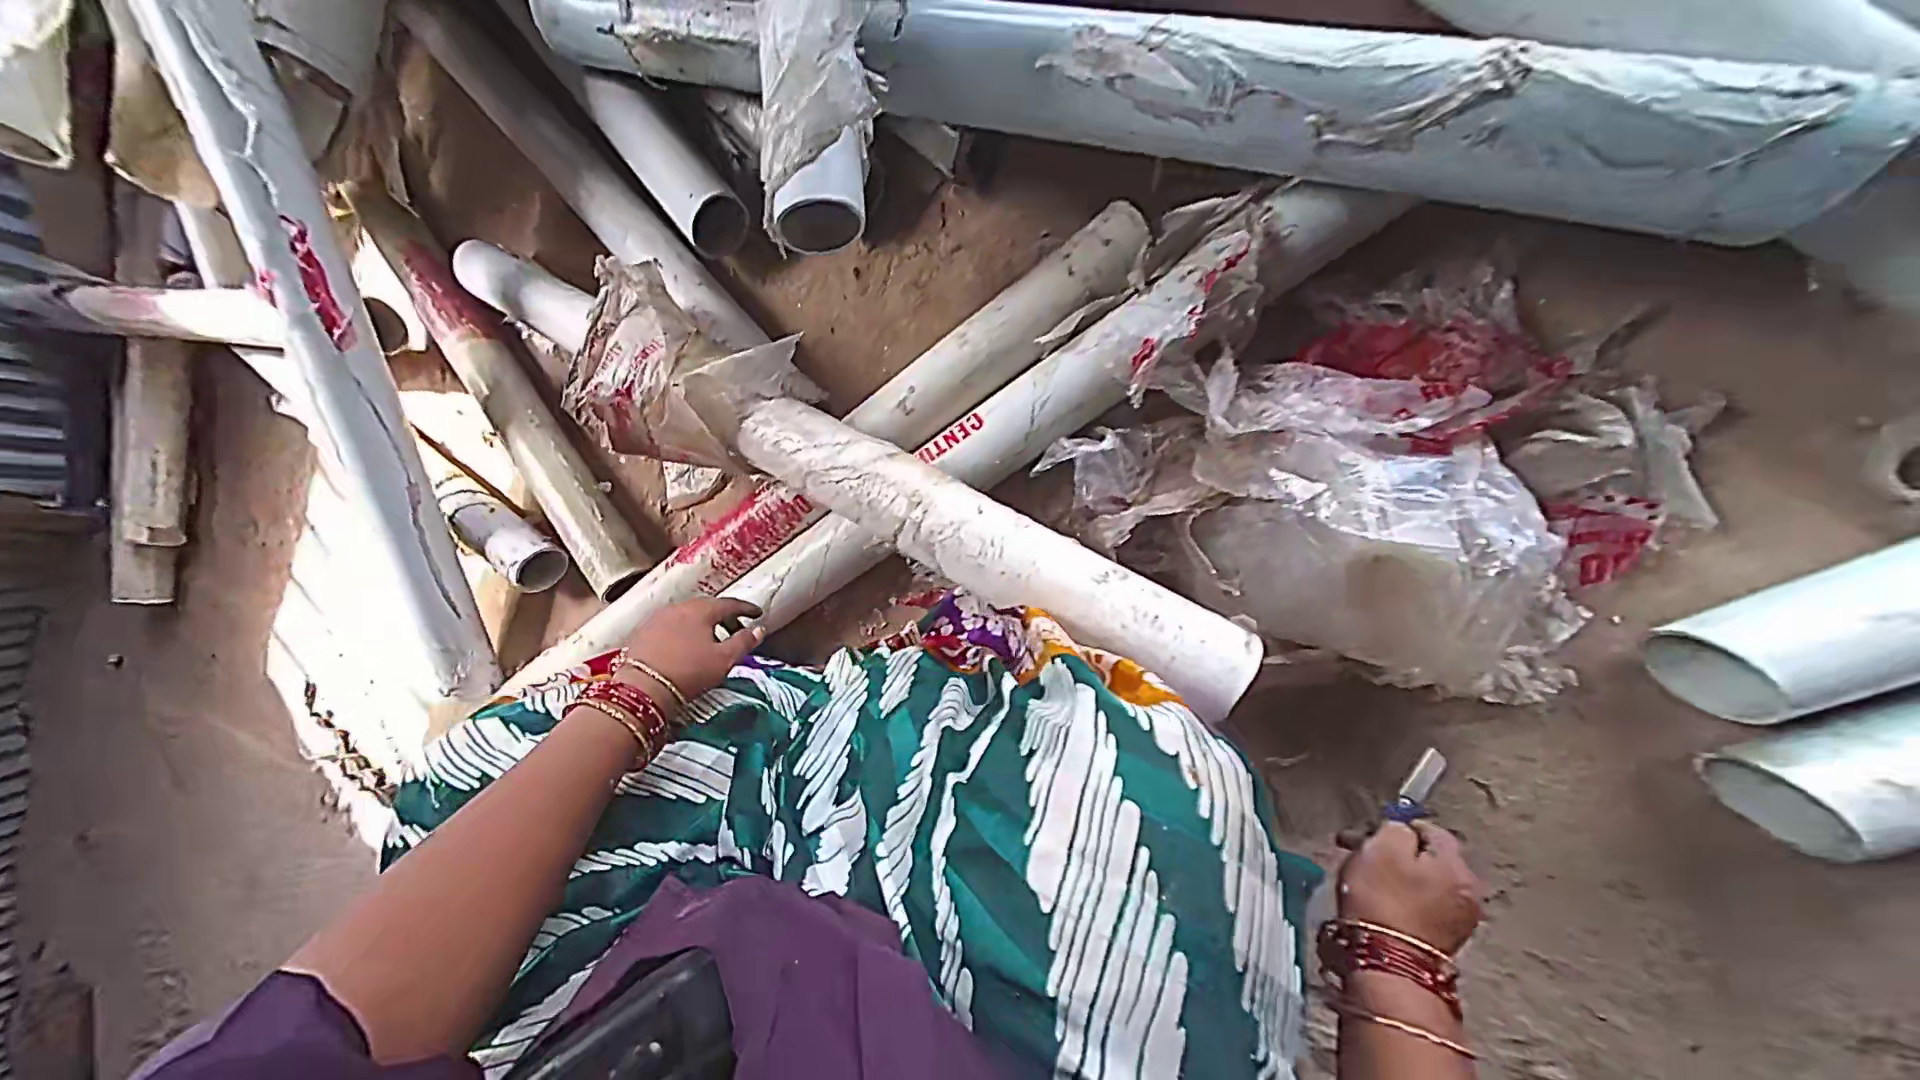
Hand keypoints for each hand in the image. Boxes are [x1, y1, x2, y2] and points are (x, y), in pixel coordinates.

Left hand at [618, 598, 764, 710]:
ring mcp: (658, 618)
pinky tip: (686, 645)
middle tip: (736, 628)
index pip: (730, 603)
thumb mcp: (724, 659)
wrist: (641, 688)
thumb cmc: (688, 672)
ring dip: (703, 623)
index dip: (746, 608)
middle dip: (724, 615)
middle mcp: (679, 607)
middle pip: (707, 606)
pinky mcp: (643, 632)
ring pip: (687, 615)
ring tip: (712, 639)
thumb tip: (759, 629)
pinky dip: (684, 630)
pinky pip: (671, 625)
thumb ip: (744, 642)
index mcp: (701, 610)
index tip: (757, 613)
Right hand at [1337, 822, 1481, 954]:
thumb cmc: (1382, 897)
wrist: (1386, 960)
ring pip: (1424, 880)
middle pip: (1429, 856)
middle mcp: (1469, 892)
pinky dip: (1403, 896)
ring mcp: (1459, 919)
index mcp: (1457, 867)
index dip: (1397, 824)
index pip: (1430, 828)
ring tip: (1367, 877)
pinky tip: (1382, 900)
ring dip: (1398, 873)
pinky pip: (1423, 903)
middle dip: (1395, 850)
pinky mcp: (1444, 939)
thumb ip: (1396, 828)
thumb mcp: (1382, 847)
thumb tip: (1402, 829)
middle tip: (1361, 852)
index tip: (1369, 831)